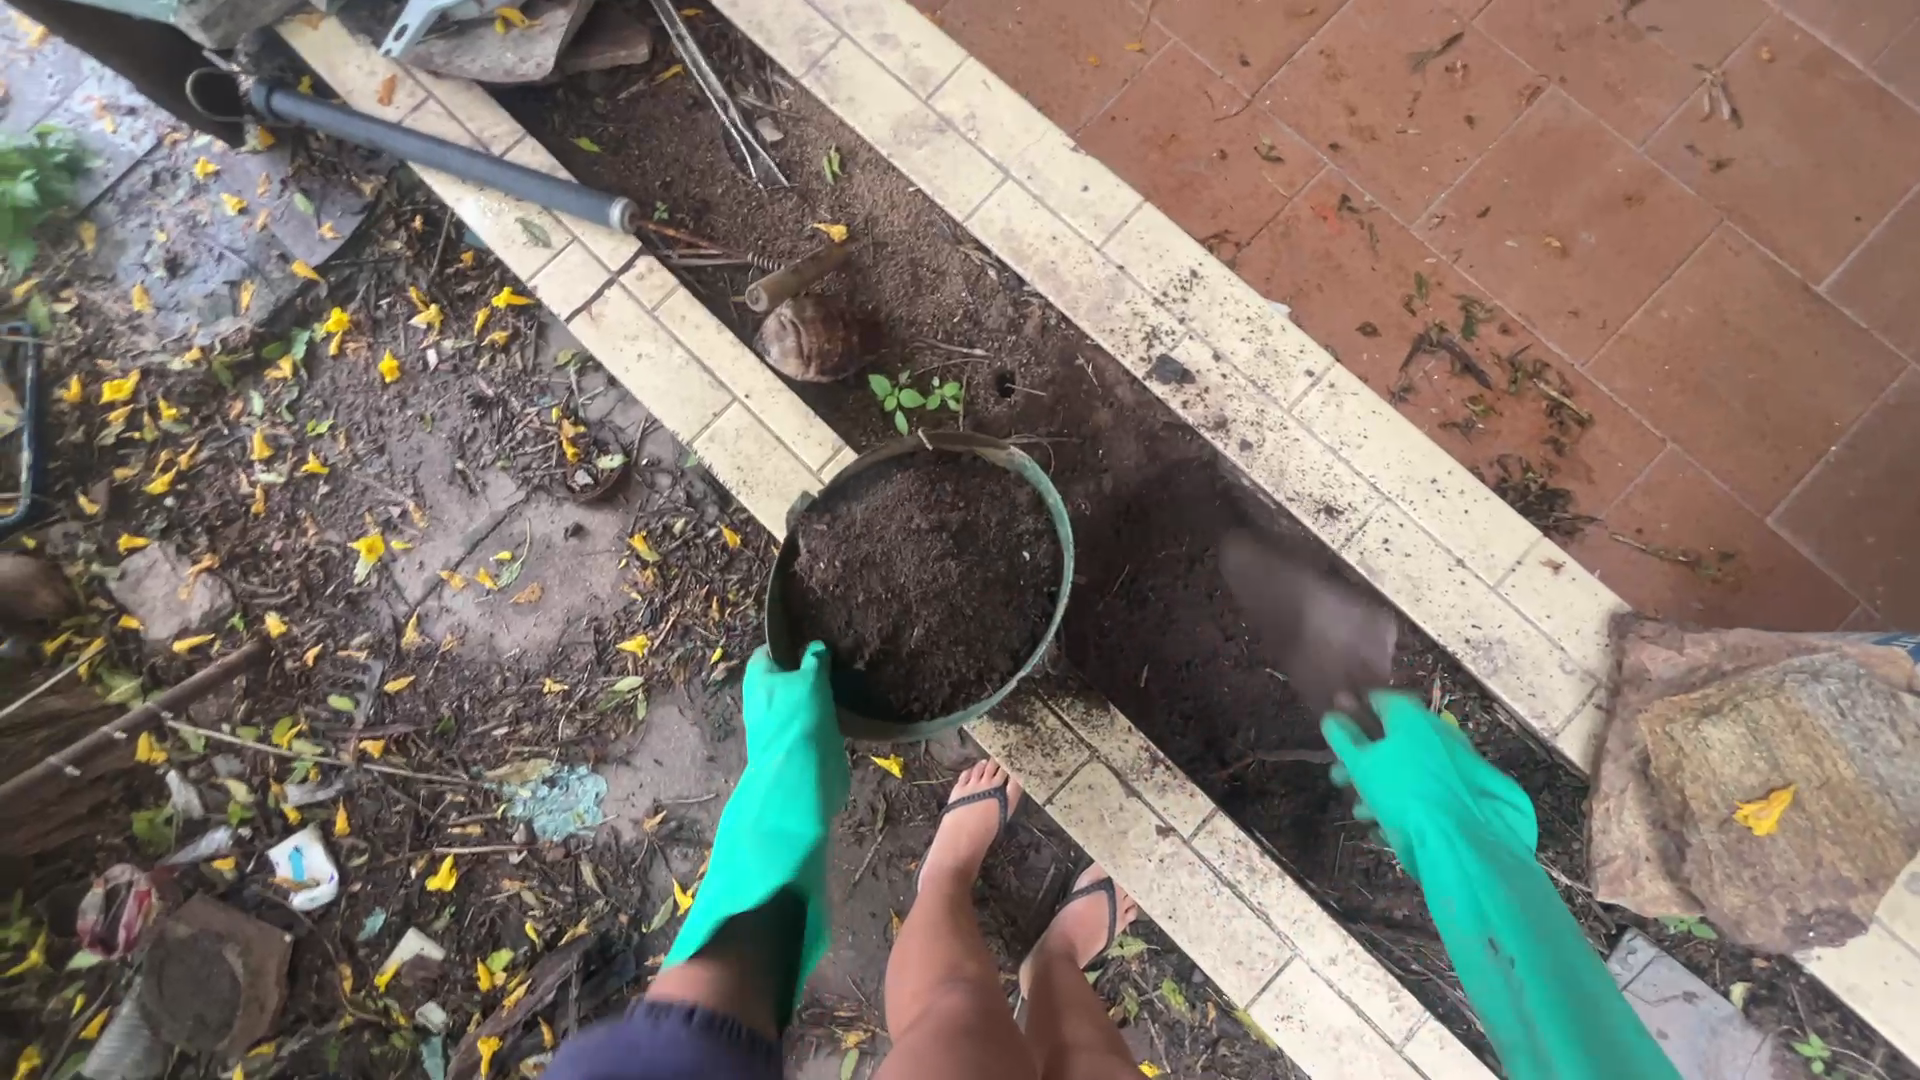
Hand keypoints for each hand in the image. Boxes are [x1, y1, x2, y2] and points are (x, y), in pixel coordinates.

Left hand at [742, 642, 838, 758]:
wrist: (797, 772)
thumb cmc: (799, 715)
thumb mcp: (812, 679)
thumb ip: (816, 659)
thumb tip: (817, 645)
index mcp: (757, 677)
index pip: (767, 651)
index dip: (788, 644)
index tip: (812, 642)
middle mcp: (759, 697)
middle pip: (780, 675)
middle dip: (802, 669)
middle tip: (829, 662)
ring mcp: (770, 722)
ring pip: (792, 698)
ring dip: (811, 693)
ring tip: (836, 684)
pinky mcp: (784, 741)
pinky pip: (800, 718)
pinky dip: (814, 713)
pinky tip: (834, 709)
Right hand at [1320, 690, 1537, 880]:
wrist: (1461, 841)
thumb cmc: (1401, 790)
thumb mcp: (1360, 762)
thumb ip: (1341, 737)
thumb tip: (1331, 716)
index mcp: (1412, 717)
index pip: (1377, 699)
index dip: (1351, 709)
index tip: (1333, 724)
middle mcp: (1434, 734)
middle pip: (1388, 738)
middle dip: (1358, 758)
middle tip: (1338, 775)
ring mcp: (1450, 767)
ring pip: (1402, 770)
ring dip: (1374, 786)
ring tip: (1359, 810)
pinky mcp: (1459, 797)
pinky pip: (1420, 793)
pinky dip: (1400, 805)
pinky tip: (1383, 827)